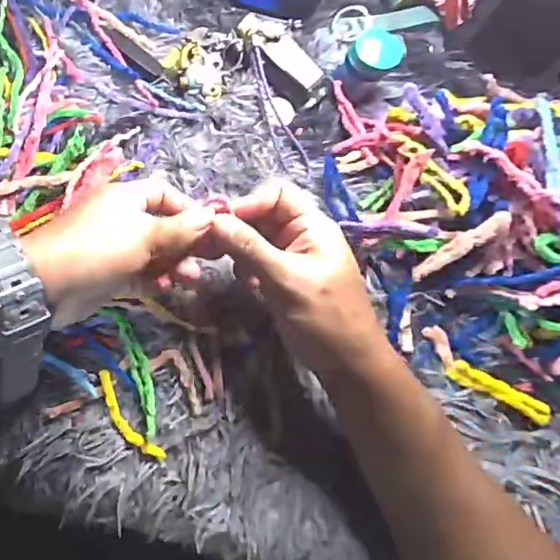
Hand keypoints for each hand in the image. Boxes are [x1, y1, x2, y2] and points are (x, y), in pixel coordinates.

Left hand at [20, 179, 216, 325]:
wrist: (48, 284)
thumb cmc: (100, 249)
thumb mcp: (144, 235)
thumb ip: (180, 228)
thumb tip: (213, 212)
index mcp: (126, 197)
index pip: (164, 193)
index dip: (189, 208)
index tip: (211, 229)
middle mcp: (121, 219)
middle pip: (163, 225)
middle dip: (185, 243)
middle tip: (205, 261)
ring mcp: (114, 247)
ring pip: (154, 253)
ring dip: (174, 264)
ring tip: (189, 279)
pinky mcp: (110, 274)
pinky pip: (141, 272)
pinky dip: (155, 279)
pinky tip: (166, 288)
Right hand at [198, 180, 386, 373]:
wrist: (348, 365)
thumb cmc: (324, 318)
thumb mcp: (285, 280)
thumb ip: (249, 247)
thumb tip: (214, 219)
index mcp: (312, 226)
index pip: (275, 194)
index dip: (247, 203)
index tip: (219, 224)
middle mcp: (301, 235)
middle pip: (260, 214)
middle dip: (237, 228)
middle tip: (211, 247)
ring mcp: (290, 257)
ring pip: (253, 238)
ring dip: (238, 249)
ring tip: (230, 269)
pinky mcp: (281, 278)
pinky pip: (255, 260)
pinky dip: (245, 268)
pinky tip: (246, 285)